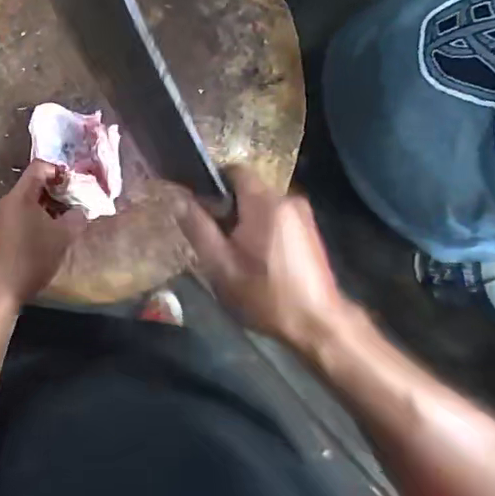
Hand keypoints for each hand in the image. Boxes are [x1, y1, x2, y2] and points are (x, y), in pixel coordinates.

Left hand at [0, 161, 88, 302]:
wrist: (6, 286)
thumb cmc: (34, 257)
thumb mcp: (63, 236)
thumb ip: (76, 216)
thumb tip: (80, 210)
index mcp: (21, 195)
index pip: (39, 167)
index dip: (60, 170)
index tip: (77, 184)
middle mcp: (11, 200)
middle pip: (36, 182)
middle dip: (59, 189)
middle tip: (79, 199)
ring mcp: (7, 215)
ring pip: (32, 199)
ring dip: (52, 204)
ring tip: (71, 216)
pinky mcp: (7, 229)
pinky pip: (26, 212)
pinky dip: (42, 215)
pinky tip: (56, 229)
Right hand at [175, 167, 361, 348]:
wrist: (317, 325)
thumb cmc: (265, 294)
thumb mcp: (221, 265)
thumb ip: (197, 227)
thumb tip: (177, 198)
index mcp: (265, 203)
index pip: (234, 170)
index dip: (210, 183)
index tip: (196, 207)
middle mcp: (288, 199)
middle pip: (246, 188)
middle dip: (225, 207)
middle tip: (211, 238)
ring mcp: (302, 215)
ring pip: (260, 204)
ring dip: (242, 220)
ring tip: (231, 252)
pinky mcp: (308, 230)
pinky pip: (275, 216)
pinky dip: (259, 228)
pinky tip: (253, 258)